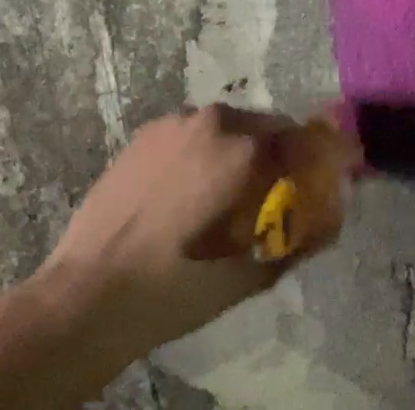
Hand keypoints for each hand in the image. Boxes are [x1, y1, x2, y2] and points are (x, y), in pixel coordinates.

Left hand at [42, 105, 320, 350]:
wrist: (85, 294)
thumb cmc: (173, 287)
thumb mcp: (246, 276)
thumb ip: (293, 244)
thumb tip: (326, 228)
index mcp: (243, 149)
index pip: (301, 137)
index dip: (319, 155)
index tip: (329, 173)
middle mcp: (212, 121)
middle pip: (264, 127)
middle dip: (277, 153)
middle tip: (276, 189)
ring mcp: (172, 124)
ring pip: (225, 127)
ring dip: (238, 149)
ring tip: (231, 190)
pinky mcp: (142, 136)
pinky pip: (190, 134)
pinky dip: (203, 151)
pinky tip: (192, 188)